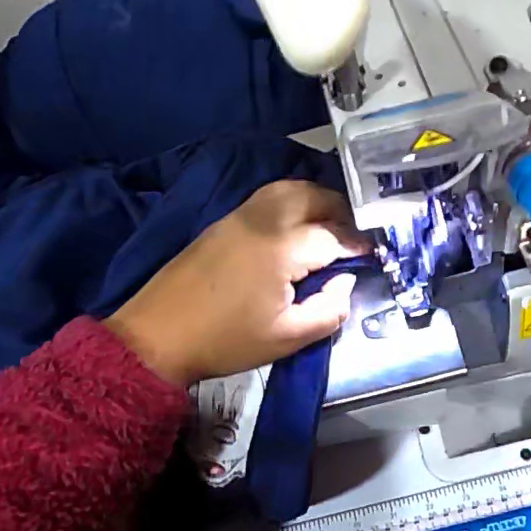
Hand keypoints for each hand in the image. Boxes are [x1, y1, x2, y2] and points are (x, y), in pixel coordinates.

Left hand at [105, 181, 369, 385]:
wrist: (158, 336)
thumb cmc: (226, 341)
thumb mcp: (288, 338)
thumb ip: (329, 310)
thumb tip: (346, 282)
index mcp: (281, 248)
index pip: (332, 234)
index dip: (357, 243)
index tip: (372, 253)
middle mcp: (262, 221)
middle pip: (312, 195)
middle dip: (340, 209)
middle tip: (354, 235)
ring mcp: (239, 217)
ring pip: (287, 189)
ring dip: (314, 200)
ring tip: (328, 226)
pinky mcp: (222, 223)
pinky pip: (266, 198)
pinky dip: (290, 203)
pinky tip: (295, 228)